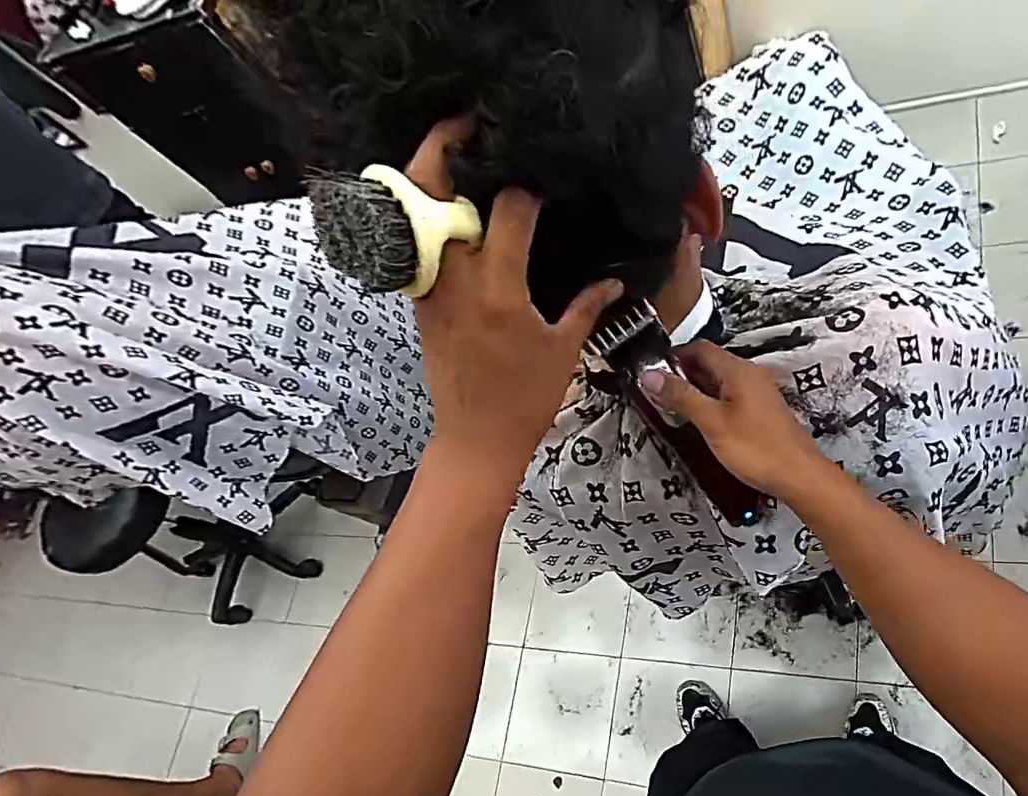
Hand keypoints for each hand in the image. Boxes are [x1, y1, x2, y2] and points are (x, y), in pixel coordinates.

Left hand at [401, 118, 623, 476]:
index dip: (524, 191)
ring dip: (429, 177)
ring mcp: (430, 286)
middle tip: (467, 128)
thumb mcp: (565, 351)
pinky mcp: (418, 299)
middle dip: (446, 150)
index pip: (507, 214)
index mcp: (500, 290)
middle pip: (436, 193)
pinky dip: (426, 217)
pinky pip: (415, 243)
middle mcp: (456, 278)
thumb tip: (613, 283)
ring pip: (414, 211)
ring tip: (456, 160)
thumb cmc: (527, 398)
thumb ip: (586, 307)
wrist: (478, 435)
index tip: (539, 184)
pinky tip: (450, 214)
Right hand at [640, 342, 835, 499]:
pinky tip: (706, 425)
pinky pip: (733, 400)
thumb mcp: (712, 422)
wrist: (800, 476)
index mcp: (738, 371)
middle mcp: (752, 376)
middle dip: (683, 376)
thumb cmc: (759, 450)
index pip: (699, 348)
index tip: (653, 374)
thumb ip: (681, 397)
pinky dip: (715, 406)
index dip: (674, 357)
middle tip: (661, 397)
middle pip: (710, 364)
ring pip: (721, 384)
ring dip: (699, 393)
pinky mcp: (764, 413)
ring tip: (678, 412)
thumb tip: (650, 376)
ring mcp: (760, 395)